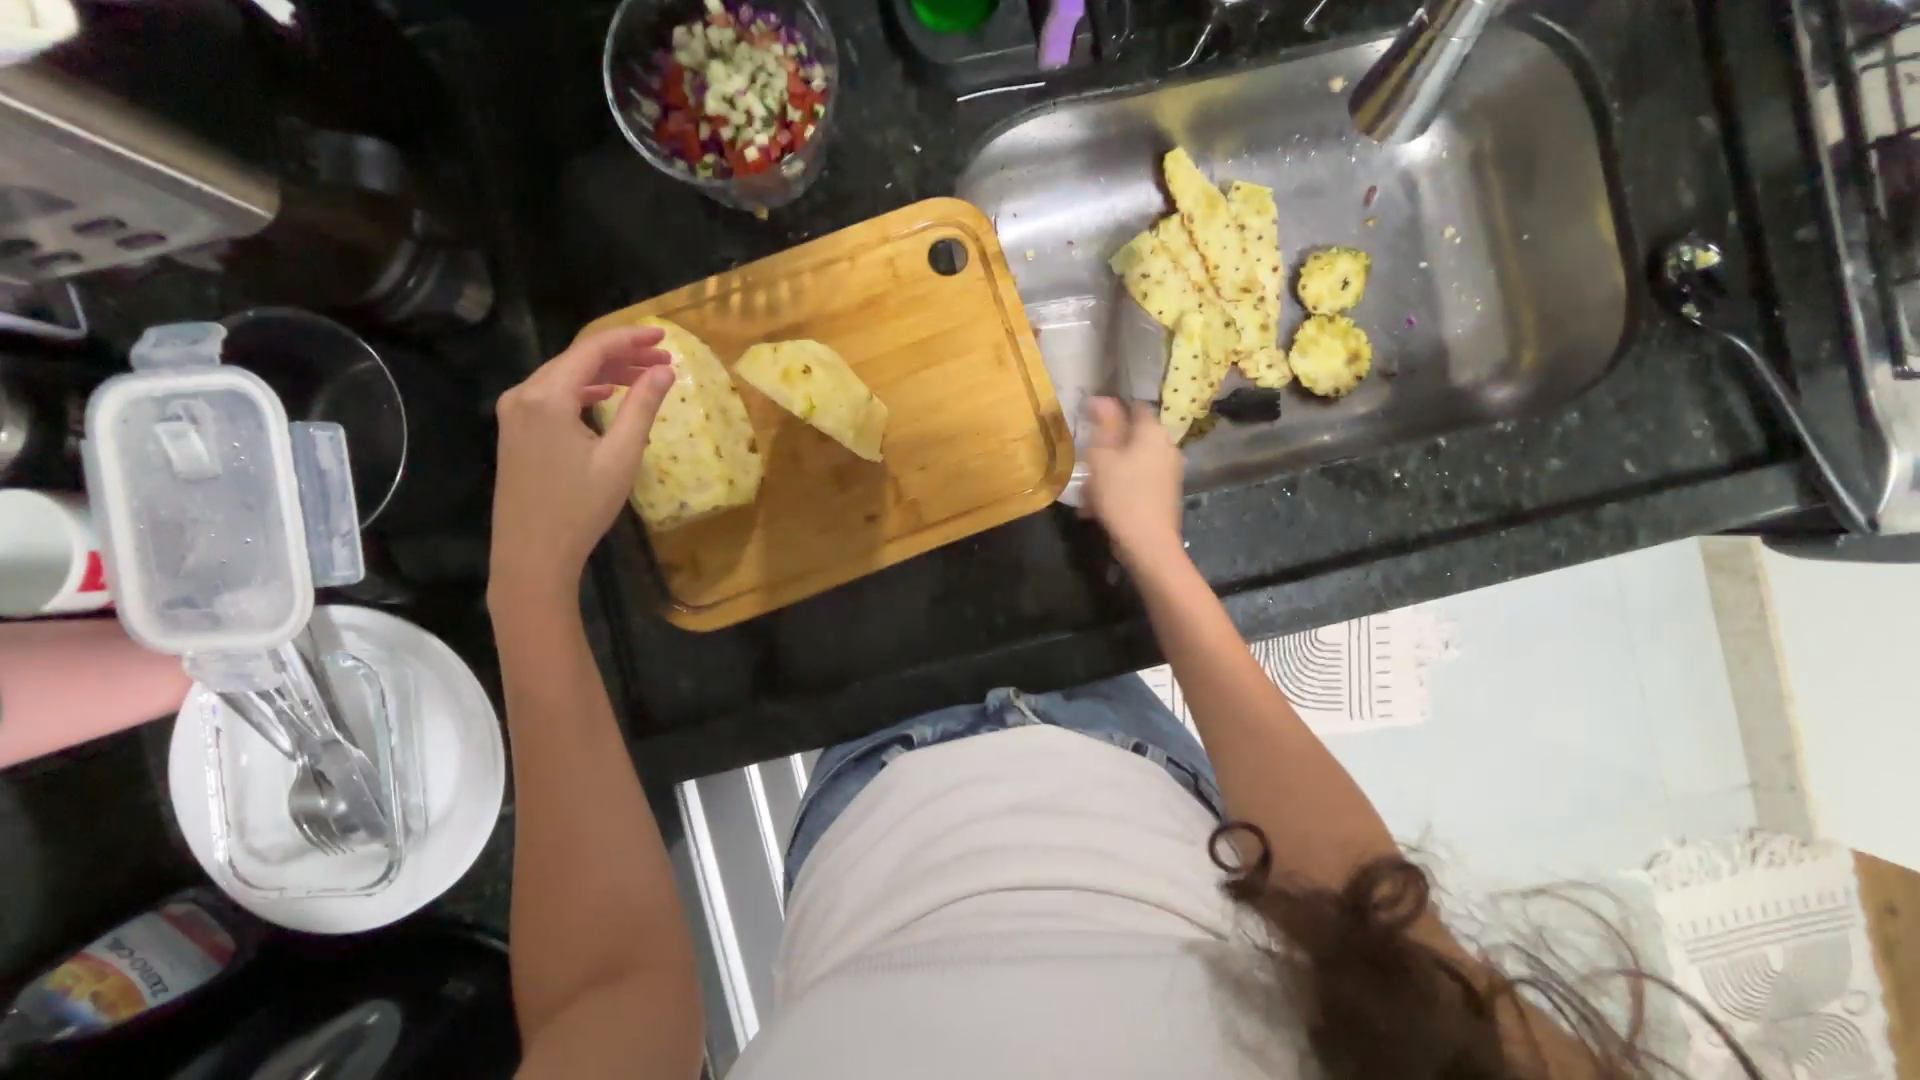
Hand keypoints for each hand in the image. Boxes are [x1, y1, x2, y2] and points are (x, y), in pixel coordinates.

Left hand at [489, 326, 674, 604]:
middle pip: (576, 359)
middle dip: (621, 356)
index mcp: (547, 397)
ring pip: (564, 376)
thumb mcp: (621, 457)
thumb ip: (642, 407)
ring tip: (643, 377)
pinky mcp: (514, 430)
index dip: (630, 338)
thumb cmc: (580, 507)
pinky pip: (551, 395)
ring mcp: (513, 412)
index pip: (592, 350)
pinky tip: (605, 396)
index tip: (664, 336)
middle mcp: (523, 394)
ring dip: (604, 373)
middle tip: (663, 360)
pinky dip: (583, 390)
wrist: (531, 553)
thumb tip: (664, 371)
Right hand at [1083, 397, 1184, 569]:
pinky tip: (1100, 505)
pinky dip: (1119, 486)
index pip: (1134, 406)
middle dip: (1107, 447)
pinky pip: (1138, 480)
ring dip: (1110, 470)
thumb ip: (1102, 424)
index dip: (1111, 409)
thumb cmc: (1122, 494)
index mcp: (1153, 432)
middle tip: (1085, 460)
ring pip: (1132, 461)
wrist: (1148, 542)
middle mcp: (1167, 446)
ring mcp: (1169, 471)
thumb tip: (1099, 398)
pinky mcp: (1166, 492)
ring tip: (1088, 490)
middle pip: (1132, 437)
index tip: (1088, 420)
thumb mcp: (1102, 457)